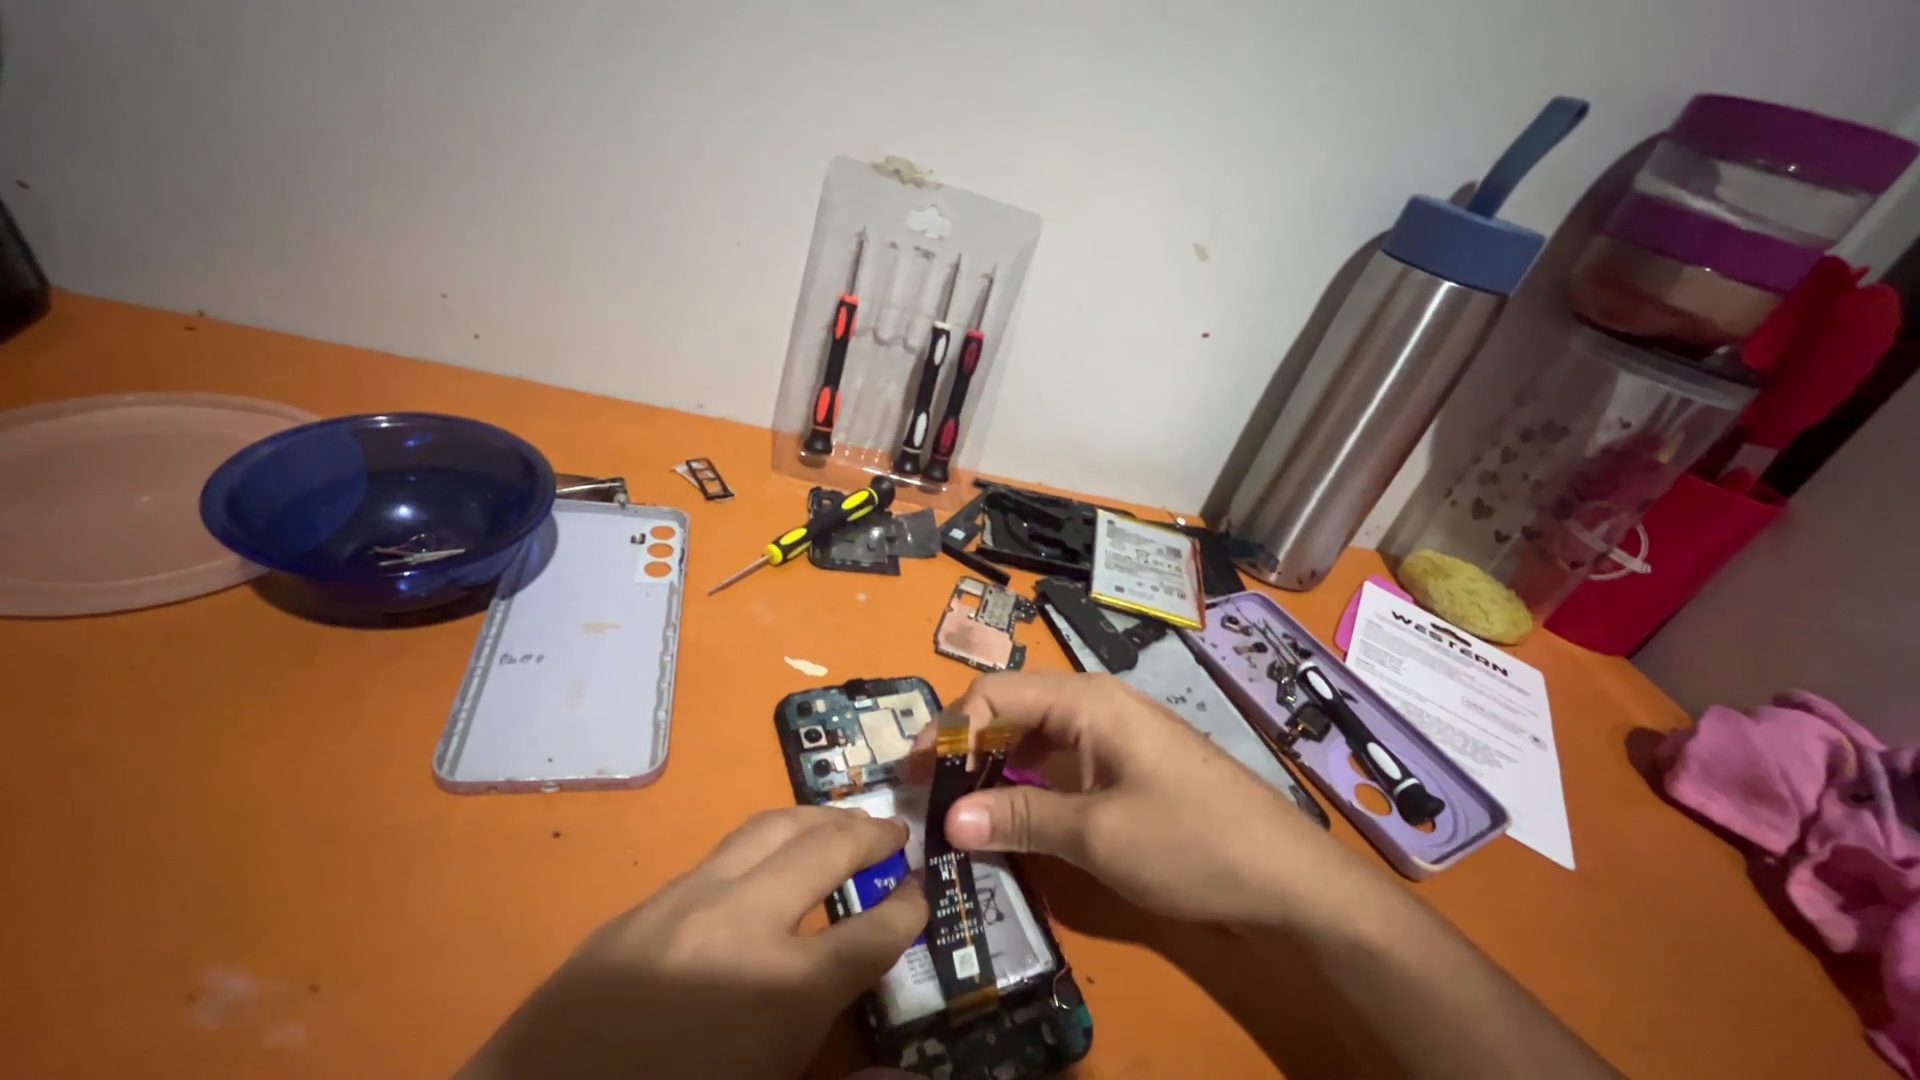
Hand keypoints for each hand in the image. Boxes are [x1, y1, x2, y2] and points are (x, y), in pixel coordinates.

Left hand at [460, 806, 927, 1079]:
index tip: (924, 894)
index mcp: (781, 991)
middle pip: (826, 849)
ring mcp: (688, 901)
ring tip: (841, 824)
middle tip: (895, 834)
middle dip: (870, 835)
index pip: (872, 933)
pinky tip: (768, 861)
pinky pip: (723, 852)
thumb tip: (902, 1073)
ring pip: (771, 827)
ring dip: (817, 818)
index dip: (909, 910)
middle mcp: (744, 925)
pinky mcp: (644, 902)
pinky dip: (766, 841)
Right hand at [933, 671, 1338, 925]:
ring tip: (961, 805)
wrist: (1289, 878)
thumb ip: (1019, 818)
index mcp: (1089, 701)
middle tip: (929, 791)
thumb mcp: (1097, 834)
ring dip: (996, 764)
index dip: (950, 729)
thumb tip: (947, 820)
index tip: (917, 775)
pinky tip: (1014, 812)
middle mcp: (1100, 704)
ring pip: (1037, 734)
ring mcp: (1118, 734)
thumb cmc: (1191, 842)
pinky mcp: (1129, 763)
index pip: (997, 692)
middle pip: (1014, 707)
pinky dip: (1030, 780)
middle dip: (967, 744)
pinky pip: (1064, 758)